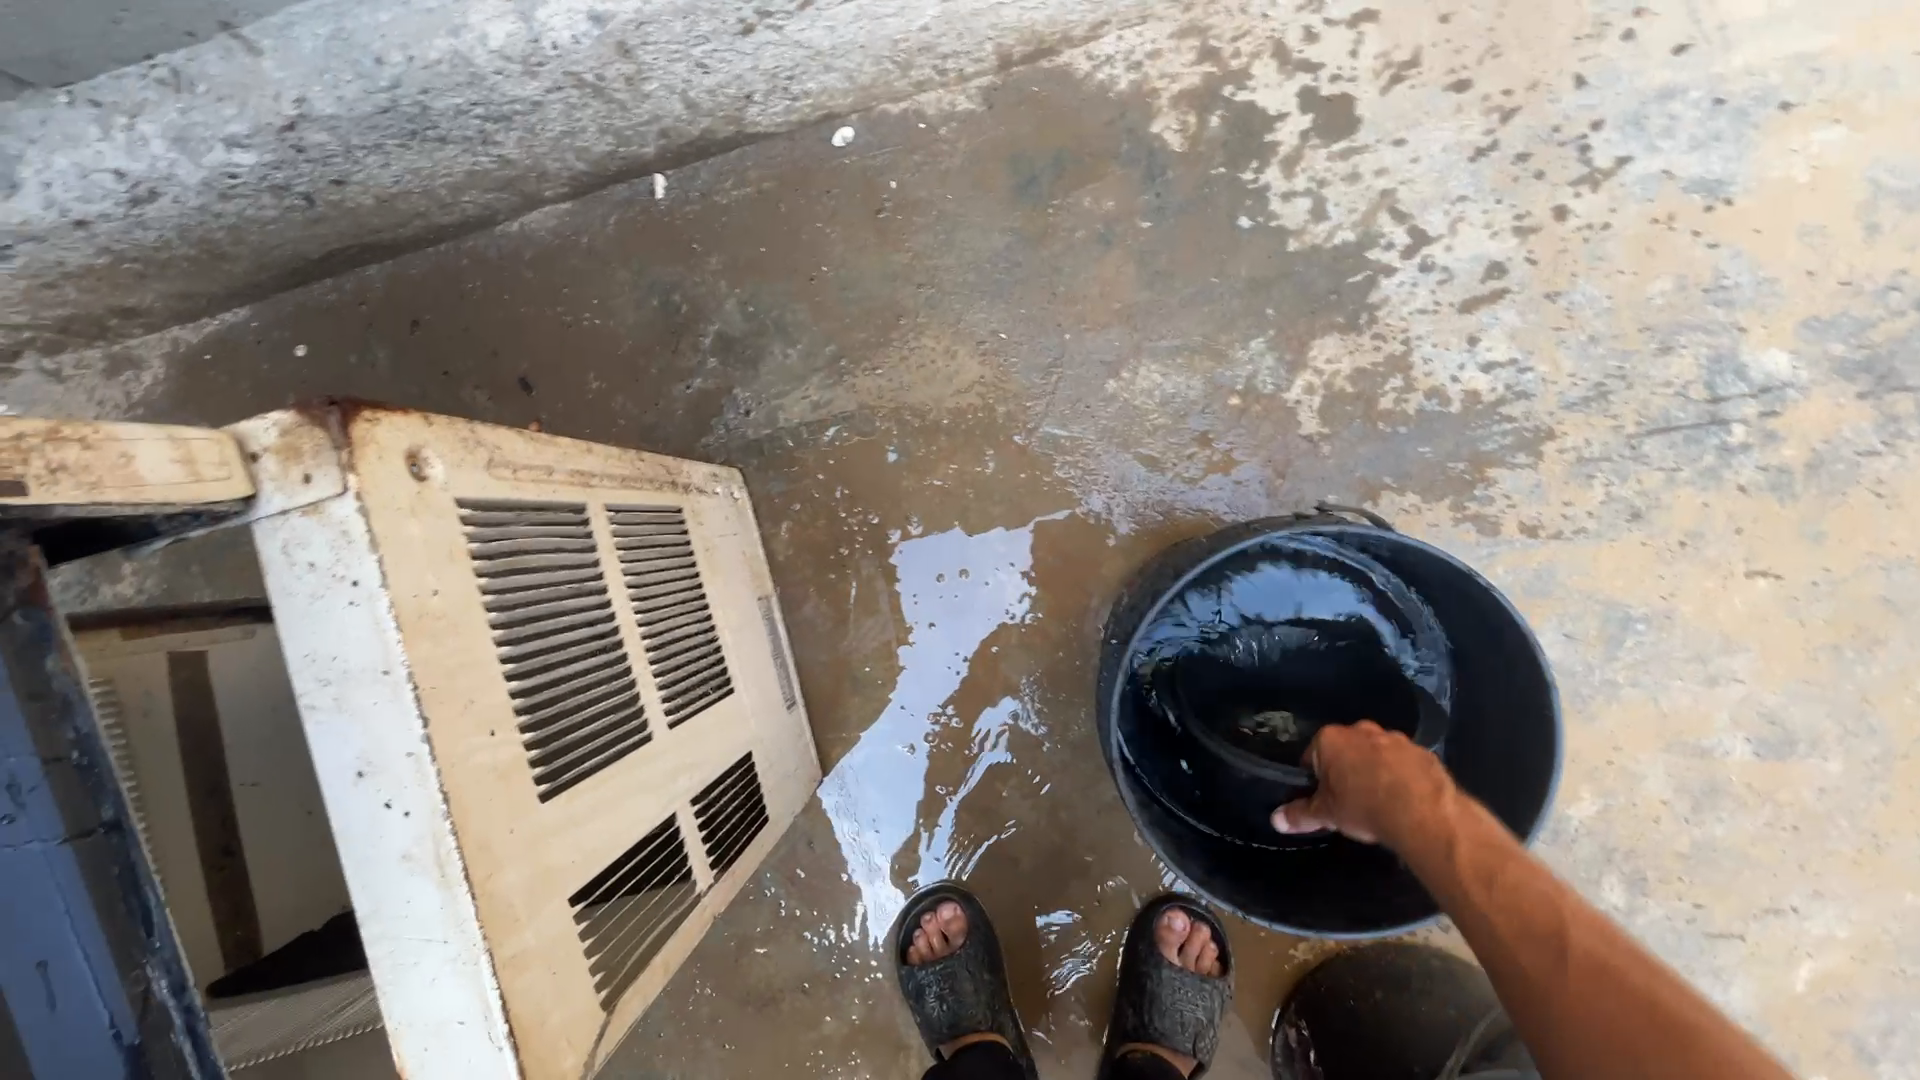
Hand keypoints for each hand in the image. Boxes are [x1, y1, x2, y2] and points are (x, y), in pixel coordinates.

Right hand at [1270, 720, 1456, 847]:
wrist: (1424, 813)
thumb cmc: (1364, 807)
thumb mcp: (1327, 815)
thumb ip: (1300, 814)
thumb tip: (1276, 819)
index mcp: (1330, 739)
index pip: (1312, 755)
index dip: (1316, 778)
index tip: (1324, 797)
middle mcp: (1361, 730)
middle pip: (1346, 750)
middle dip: (1346, 768)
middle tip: (1351, 799)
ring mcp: (1395, 738)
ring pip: (1377, 753)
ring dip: (1376, 770)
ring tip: (1382, 801)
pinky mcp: (1423, 752)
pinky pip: (1405, 762)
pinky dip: (1402, 775)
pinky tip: (1406, 799)